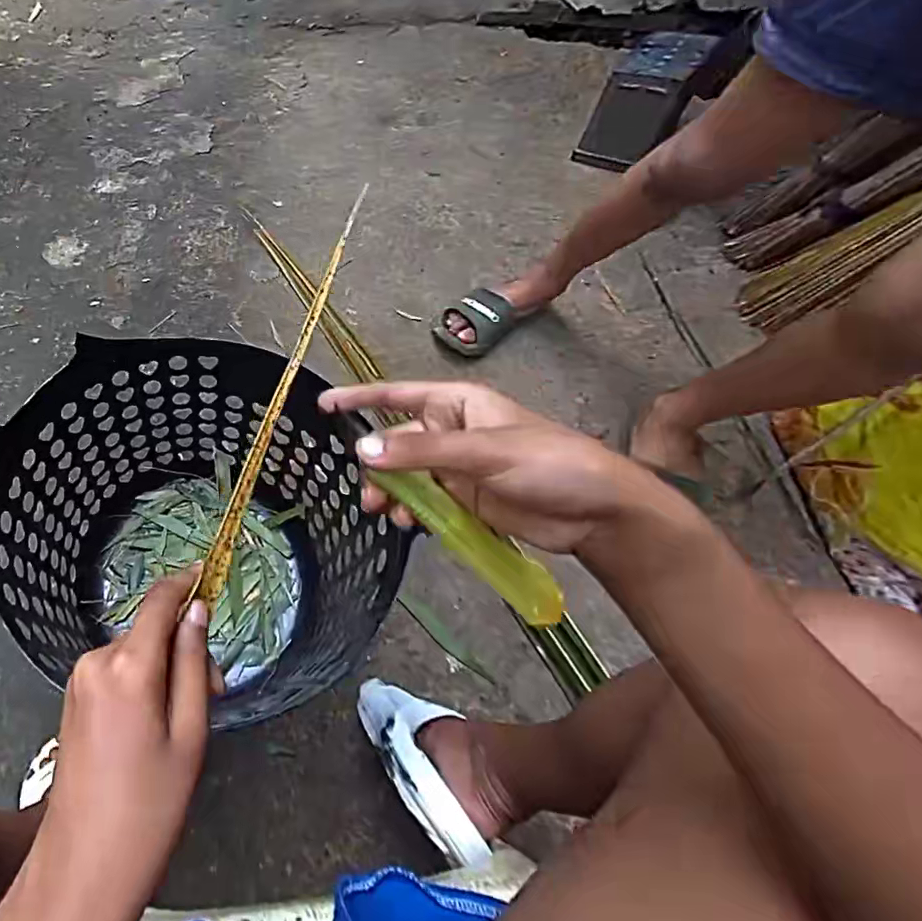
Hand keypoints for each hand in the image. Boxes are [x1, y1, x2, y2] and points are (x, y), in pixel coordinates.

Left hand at [40, 568, 211, 913]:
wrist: (83, 863)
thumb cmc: (149, 807)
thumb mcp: (189, 735)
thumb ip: (193, 664)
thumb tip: (196, 612)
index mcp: (127, 667)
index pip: (158, 603)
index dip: (183, 583)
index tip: (205, 572)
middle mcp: (95, 662)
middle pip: (150, 633)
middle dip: (183, 650)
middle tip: (212, 696)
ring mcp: (78, 680)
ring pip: (135, 654)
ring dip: (164, 671)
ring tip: (181, 724)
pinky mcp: (72, 697)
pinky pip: (116, 673)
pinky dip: (141, 684)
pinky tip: (153, 725)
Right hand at [319, 380, 689, 553]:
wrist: (597, 513)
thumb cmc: (550, 464)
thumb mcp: (483, 452)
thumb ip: (421, 452)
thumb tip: (363, 450)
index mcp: (456, 405)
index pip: (397, 396)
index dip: (360, 398)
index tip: (324, 405)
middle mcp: (450, 432)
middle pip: (395, 443)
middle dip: (377, 467)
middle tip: (369, 495)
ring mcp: (454, 467)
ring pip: (404, 476)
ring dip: (391, 493)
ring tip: (390, 515)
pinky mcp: (461, 498)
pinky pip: (421, 500)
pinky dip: (410, 511)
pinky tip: (411, 524)